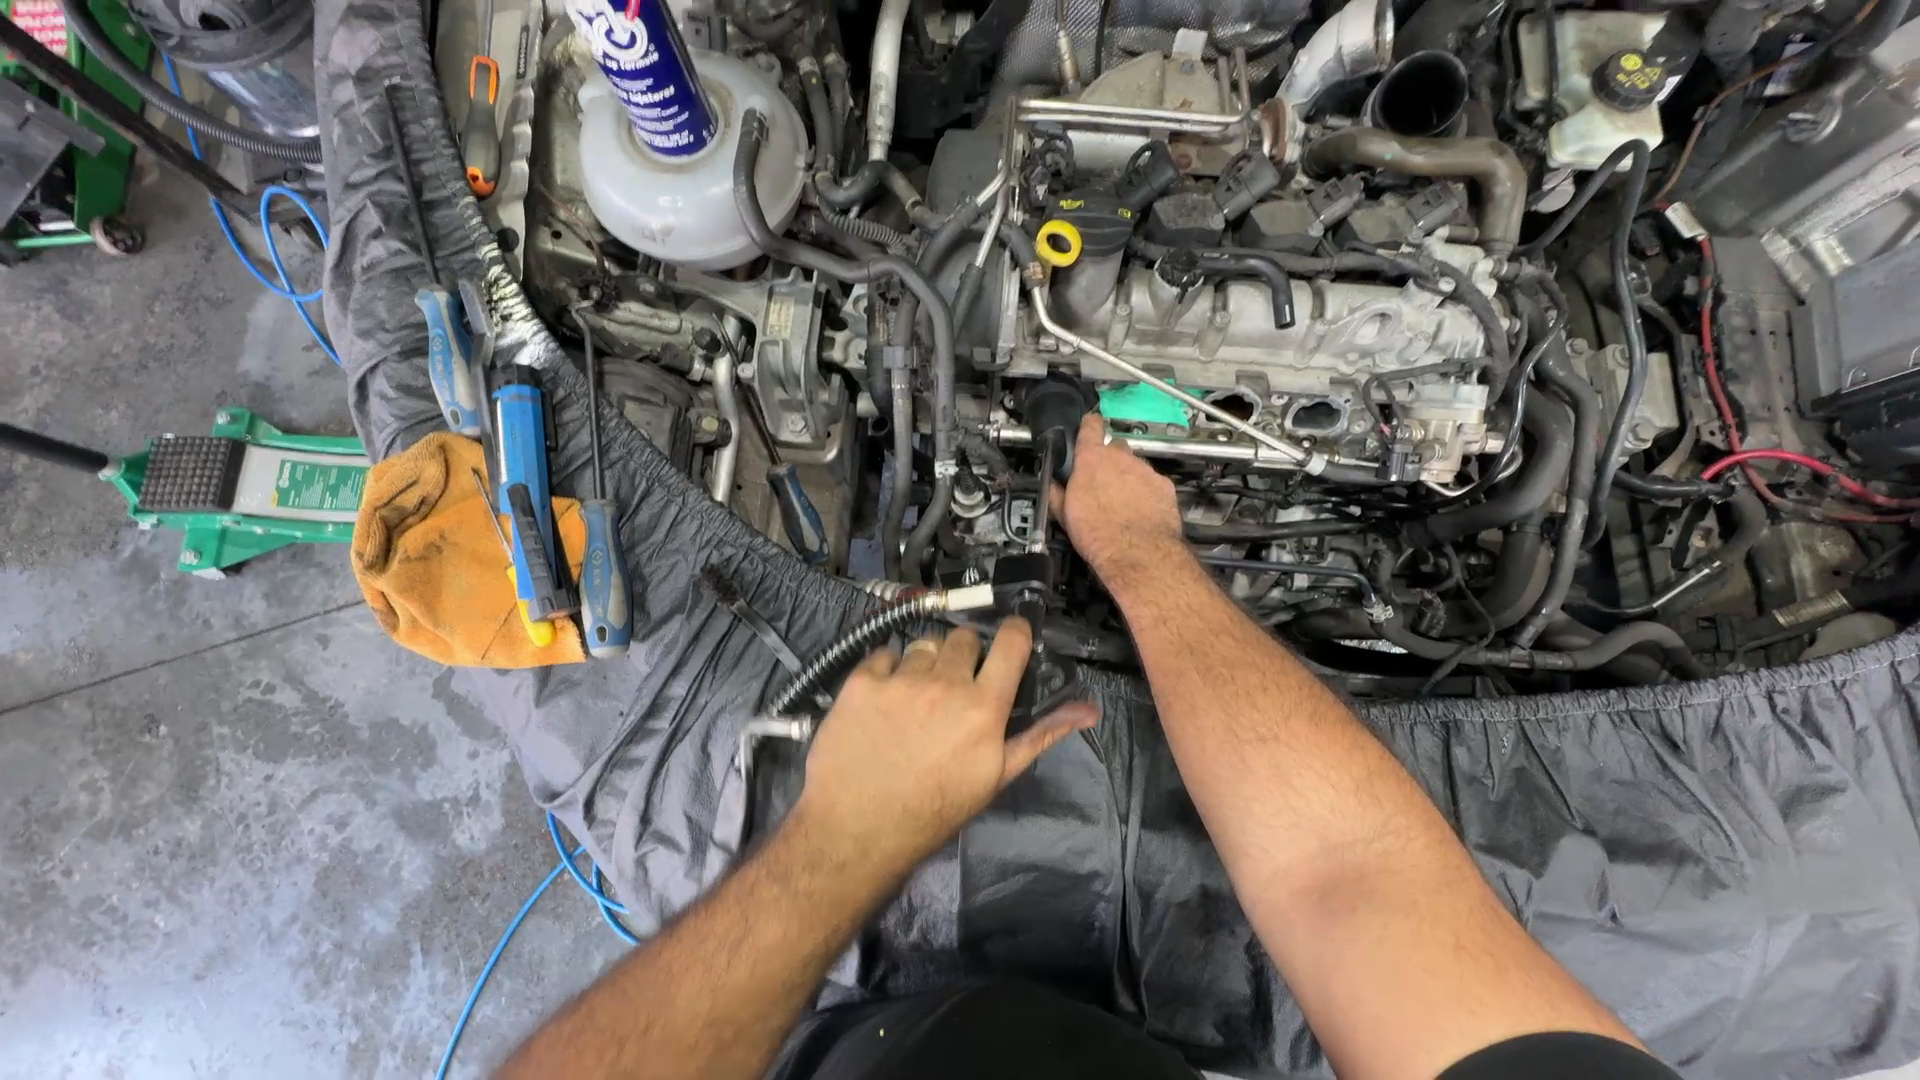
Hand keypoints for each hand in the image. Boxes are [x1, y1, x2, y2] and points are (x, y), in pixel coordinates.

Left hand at [793, 620, 1098, 877]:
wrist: (858, 830)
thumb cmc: (934, 810)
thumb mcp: (995, 777)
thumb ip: (1039, 735)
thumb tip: (1087, 709)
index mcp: (984, 708)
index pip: (1011, 643)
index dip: (1015, 633)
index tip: (1011, 638)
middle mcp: (944, 684)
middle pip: (965, 638)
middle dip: (965, 656)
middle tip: (954, 686)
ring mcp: (900, 680)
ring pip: (924, 645)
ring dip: (926, 663)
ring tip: (916, 698)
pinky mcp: (861, 682)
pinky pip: (883, 654)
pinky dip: (887, 671)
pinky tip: (884, 703)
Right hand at [1051, 415, 1182, 578]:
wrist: (1137, 553)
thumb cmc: (1098, 534)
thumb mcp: (1066, 515)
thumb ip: (1057, 493)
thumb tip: (1051, 486)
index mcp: (1092, 460)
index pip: (1091, 426)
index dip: (1089, 426)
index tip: (1088, 429)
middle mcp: (1121, 458)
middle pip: (1115, 448)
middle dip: (1109, 461)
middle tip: (1102, 483)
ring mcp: (1145, 470)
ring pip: (1135, 466)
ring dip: (1128, 478)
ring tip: (1122, 503)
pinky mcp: (1164, 485)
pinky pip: (1153, 482)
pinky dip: (1147, 492)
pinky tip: (1140, 511)